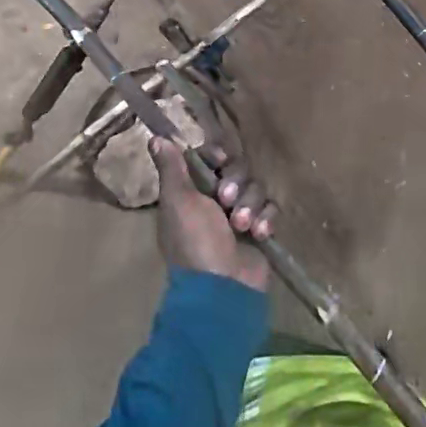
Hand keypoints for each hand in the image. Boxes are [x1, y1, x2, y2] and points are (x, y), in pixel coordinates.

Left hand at [149, 137, 274, 292]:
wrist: (222, 289)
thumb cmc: (195, 240)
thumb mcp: (177, 201)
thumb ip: (170, 167)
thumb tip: (154, 137)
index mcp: (193, 190)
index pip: (211, 156)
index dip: (217, 155)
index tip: (220, 160)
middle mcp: (217, 199)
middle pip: (238, 168)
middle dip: (236, 182)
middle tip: (226, 200)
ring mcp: (240, 214)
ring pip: (255, 187)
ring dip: (250, 204)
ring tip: (241, 226)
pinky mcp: (260, 229)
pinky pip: (271, 208)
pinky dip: (266, 219)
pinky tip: (259, 234)